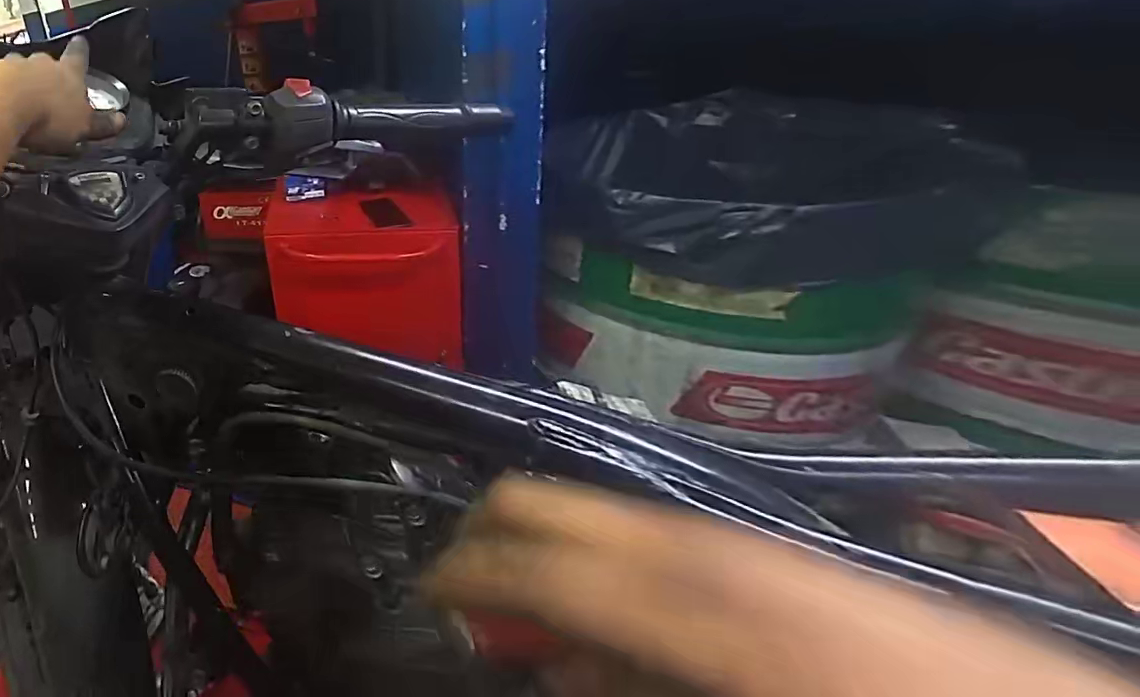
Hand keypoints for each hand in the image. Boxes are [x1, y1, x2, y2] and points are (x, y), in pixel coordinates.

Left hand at [0, 36, 125, 153]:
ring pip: (16, 68)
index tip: (81, 41)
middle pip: (45, 61)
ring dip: (17, 78)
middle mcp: (39, 63)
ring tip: (16, 94)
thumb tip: (122, 121)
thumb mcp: (82, 126)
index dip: (81, 51)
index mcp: (67, 72)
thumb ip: (101, 123)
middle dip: (45, 69)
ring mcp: (8, 66)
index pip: (79, 57)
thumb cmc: (47, 116)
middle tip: (46, 81)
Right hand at [424, 476, 1136, 696]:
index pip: (538, 558)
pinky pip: (641, 544)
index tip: (424, 597)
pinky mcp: (758, 551)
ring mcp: (729, 538)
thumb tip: (552, 664)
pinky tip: (612, 641)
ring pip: (584, 516)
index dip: (466, 572)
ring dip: (538, 561)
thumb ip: (625, 683)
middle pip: (540, 503)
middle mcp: (697, 543)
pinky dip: (597, 576)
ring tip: (531, 631)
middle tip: (458, 595)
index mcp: (697, 598)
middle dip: (482, 540)